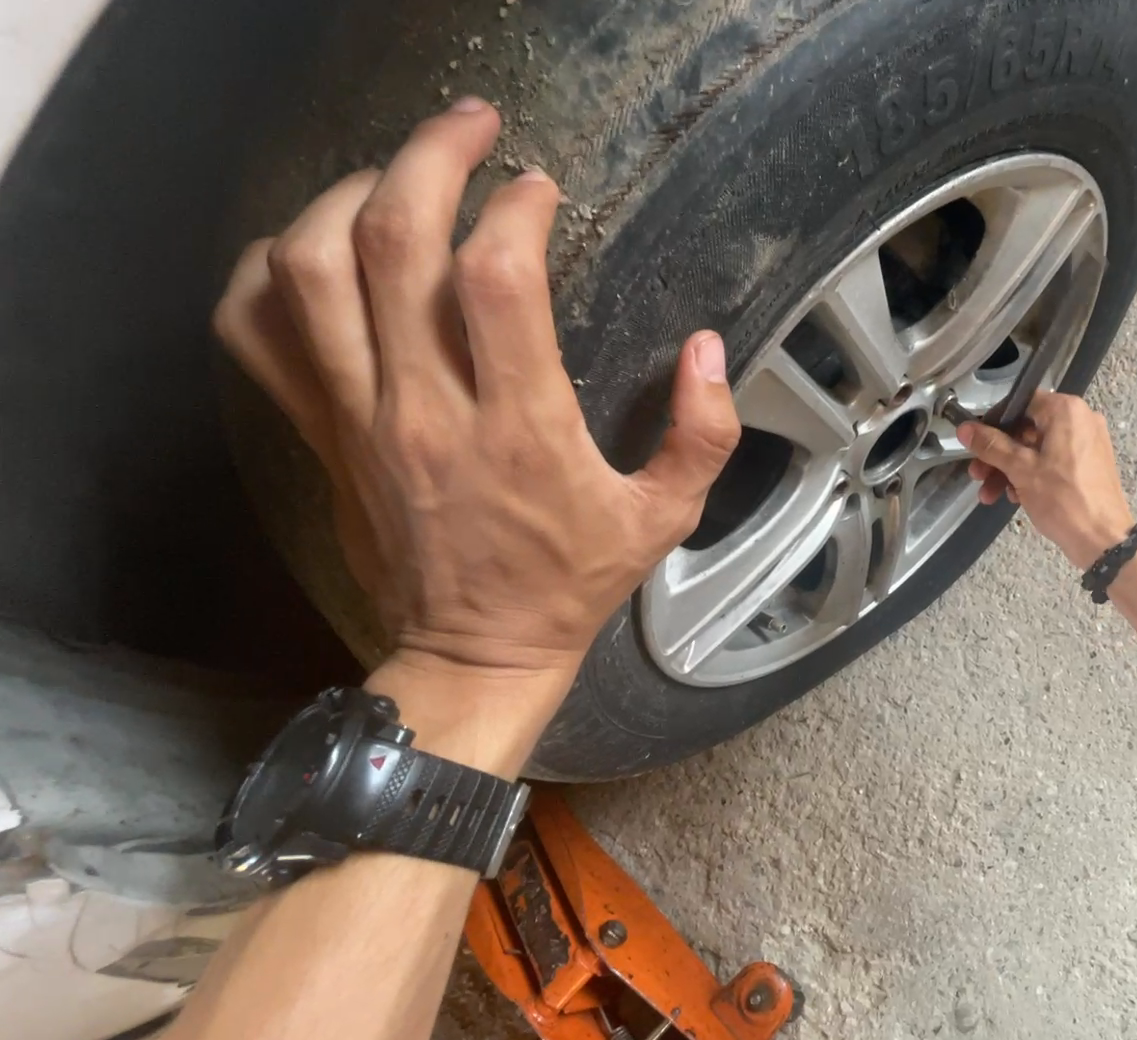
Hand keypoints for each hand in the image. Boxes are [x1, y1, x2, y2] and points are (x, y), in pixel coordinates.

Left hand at [212, 98, 740, 675]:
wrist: (479, 650)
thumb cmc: (577, 582)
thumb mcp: (668, 516)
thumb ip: (704, 433)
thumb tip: (709, 350)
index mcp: (521, 429)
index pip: (498, 282)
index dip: (516, 211)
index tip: (541, 189)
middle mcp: (427, 411)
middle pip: (394, 246)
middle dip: (431, 160)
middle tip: (472, 126)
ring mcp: (361, 421)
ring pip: (310, 269)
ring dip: (350, 195)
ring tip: (401, 174)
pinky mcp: (325, 435)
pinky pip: (260, 330)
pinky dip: (271, 266)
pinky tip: (317, 244)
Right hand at [958, 392, 1134, 568]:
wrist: (1103, 539)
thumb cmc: (1063, 499)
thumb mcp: (1020, 469)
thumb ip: (991, 446)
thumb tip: (965, 429)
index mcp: (1066, 410)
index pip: (1020, 403)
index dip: (993, 423)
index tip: (975, 443)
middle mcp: (1080, 419)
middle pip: (1026, 430)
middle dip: (998, 455)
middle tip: (977, 474)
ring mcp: (1087, 443)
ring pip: (1037, 449)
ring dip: (1010, 470)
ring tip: (990, 494)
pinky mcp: (1089, 465)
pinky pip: (1053, 462)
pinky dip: (1032, 476)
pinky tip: (1015, 497)